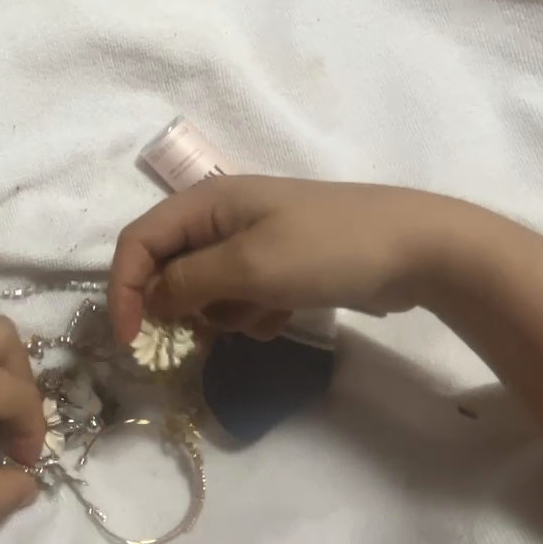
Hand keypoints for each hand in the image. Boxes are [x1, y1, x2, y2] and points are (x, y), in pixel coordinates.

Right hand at [108, 176, 480, 344]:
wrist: (418, 249)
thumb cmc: (325, 247)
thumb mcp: (248, 266)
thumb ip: (187, 283)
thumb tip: (148, 302)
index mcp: (204, 202)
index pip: (138, 241)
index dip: (124, 288)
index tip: (130, 341)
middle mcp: (218, 218)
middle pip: (166, 266)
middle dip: (178, 305)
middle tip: (201, 336)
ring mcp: (248, 242)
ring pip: (202, 289)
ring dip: (220, 313)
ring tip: (259, 317)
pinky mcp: (274, 266)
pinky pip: (236, 297)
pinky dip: (249, 314)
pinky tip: (280, 317)